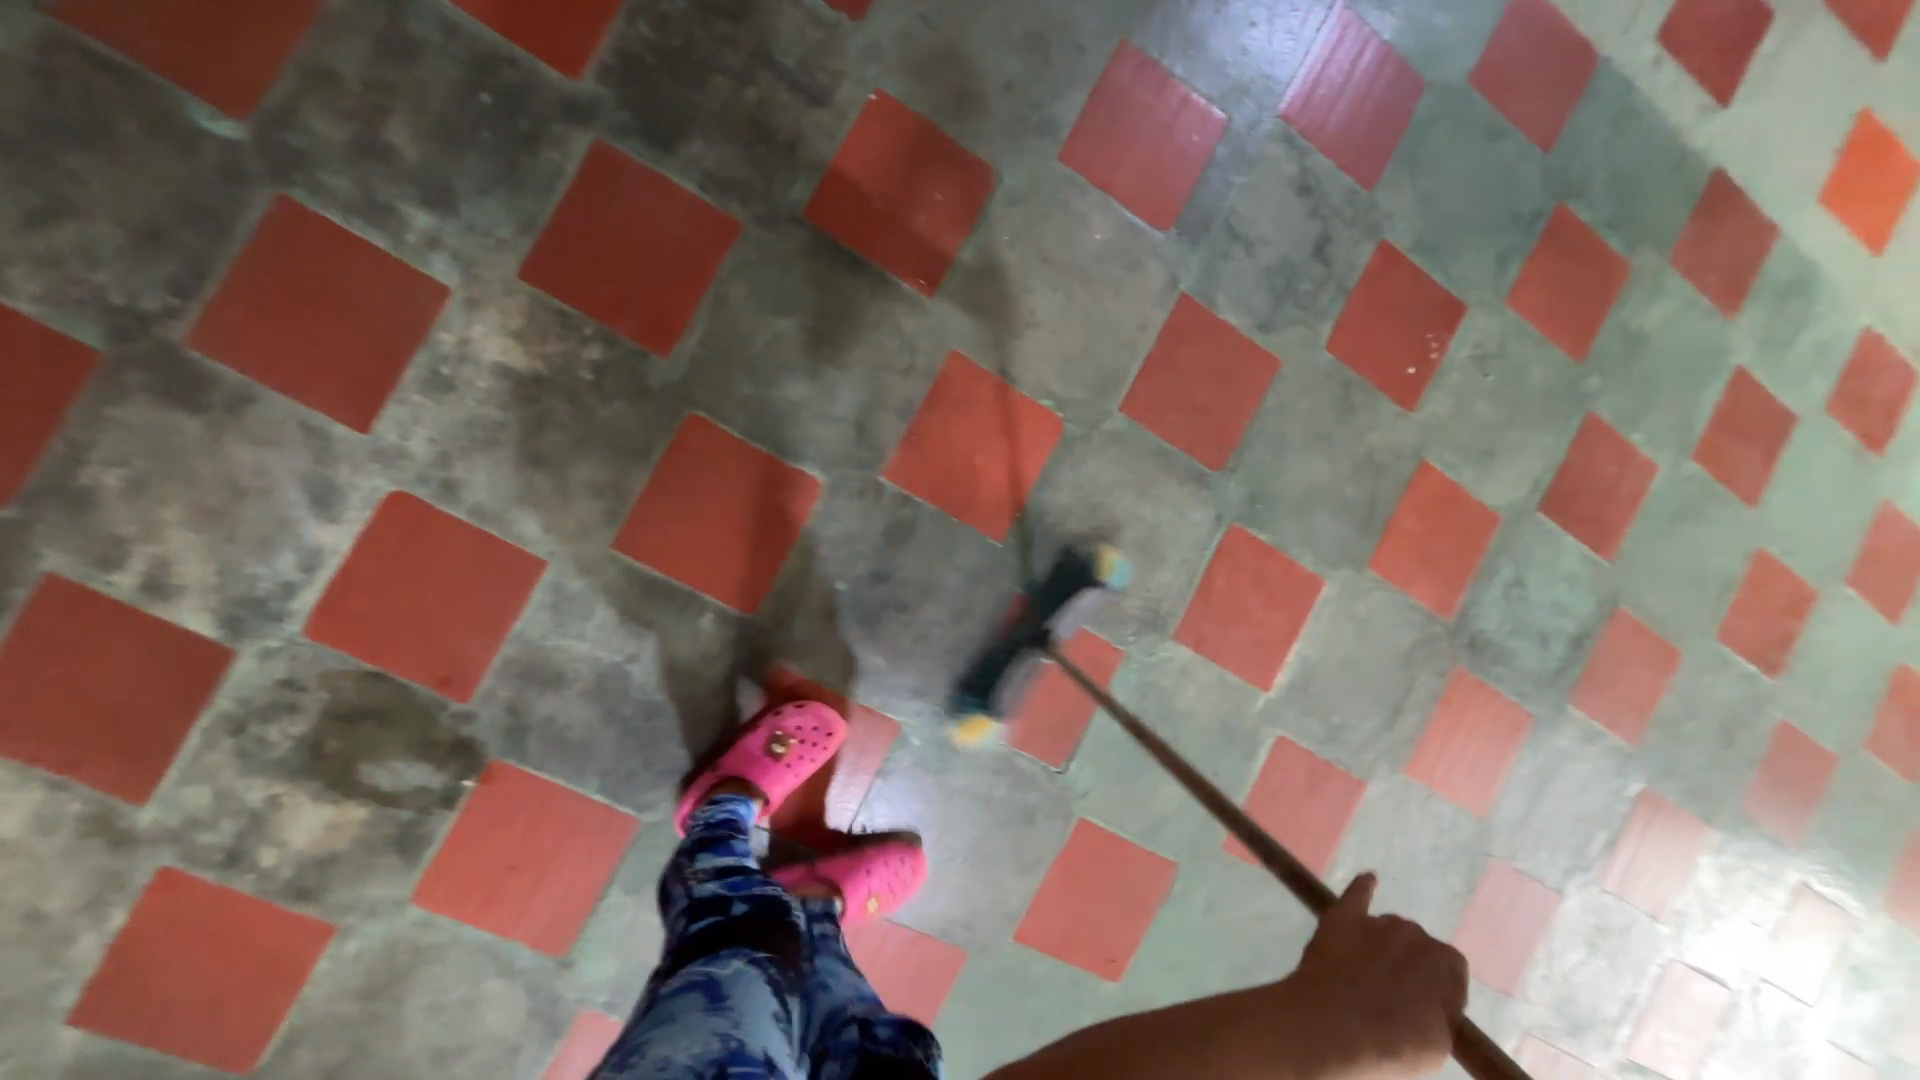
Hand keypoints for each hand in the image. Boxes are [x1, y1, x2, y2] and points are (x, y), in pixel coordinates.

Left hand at [1279, 873, 1468, 1077]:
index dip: (1438, 994)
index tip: (1423, 1012)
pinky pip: (1356, 893)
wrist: (1334, 1026)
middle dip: (1408, 969)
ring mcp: (1376, 921)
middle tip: (1390, 997)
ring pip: (1386, 930)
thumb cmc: (1394, 1045)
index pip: (1451, 974)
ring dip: (1382, 946)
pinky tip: (1369, 878)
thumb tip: (1431, 1003)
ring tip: (1365, 974)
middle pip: (1416, 949)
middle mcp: (1414, 933)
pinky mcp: (1341, 916)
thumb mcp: (1439, 1044)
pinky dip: (1363, 886)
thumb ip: (1440, 1014)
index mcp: (1446, 963)